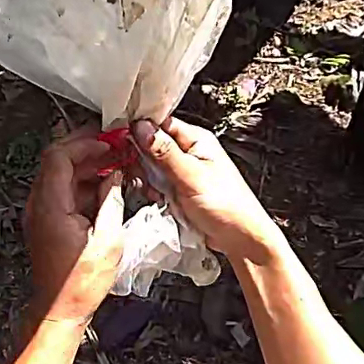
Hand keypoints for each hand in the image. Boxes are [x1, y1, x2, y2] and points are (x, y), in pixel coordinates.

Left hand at [23, 128, 126, 324]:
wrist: (62, 308)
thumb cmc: (81, 283)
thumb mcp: (109, 238)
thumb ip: (112, 200)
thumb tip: (115, 177)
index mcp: (51, 206)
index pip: (59, 157)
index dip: (85, 144)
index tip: (108, 142)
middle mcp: (39, 206)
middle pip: (57, 161)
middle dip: (87, 150)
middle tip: (113, 146)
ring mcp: (41, 214)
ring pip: (61, 176)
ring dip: (87, 167)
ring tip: (115, 166)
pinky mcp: (47, 223)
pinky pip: (64, 192)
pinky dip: (84, 184)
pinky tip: (106, 188)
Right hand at [132, 118, 280, 262]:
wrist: (240, 239)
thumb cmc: (227, 207)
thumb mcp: (191, 176)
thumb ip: (165, 152)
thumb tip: (142, 128)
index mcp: (197, 140)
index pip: (160, 124)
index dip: (140, 131)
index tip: (124, 143)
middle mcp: (190, 153)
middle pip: (152, 146)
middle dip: (142, 160)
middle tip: (141, 174)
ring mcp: (184, 173)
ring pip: (152, 167)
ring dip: (147, 178)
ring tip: (154, 190)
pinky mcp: (180, 191)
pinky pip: (158, 185)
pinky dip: (153, 191)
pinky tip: (157, 198)